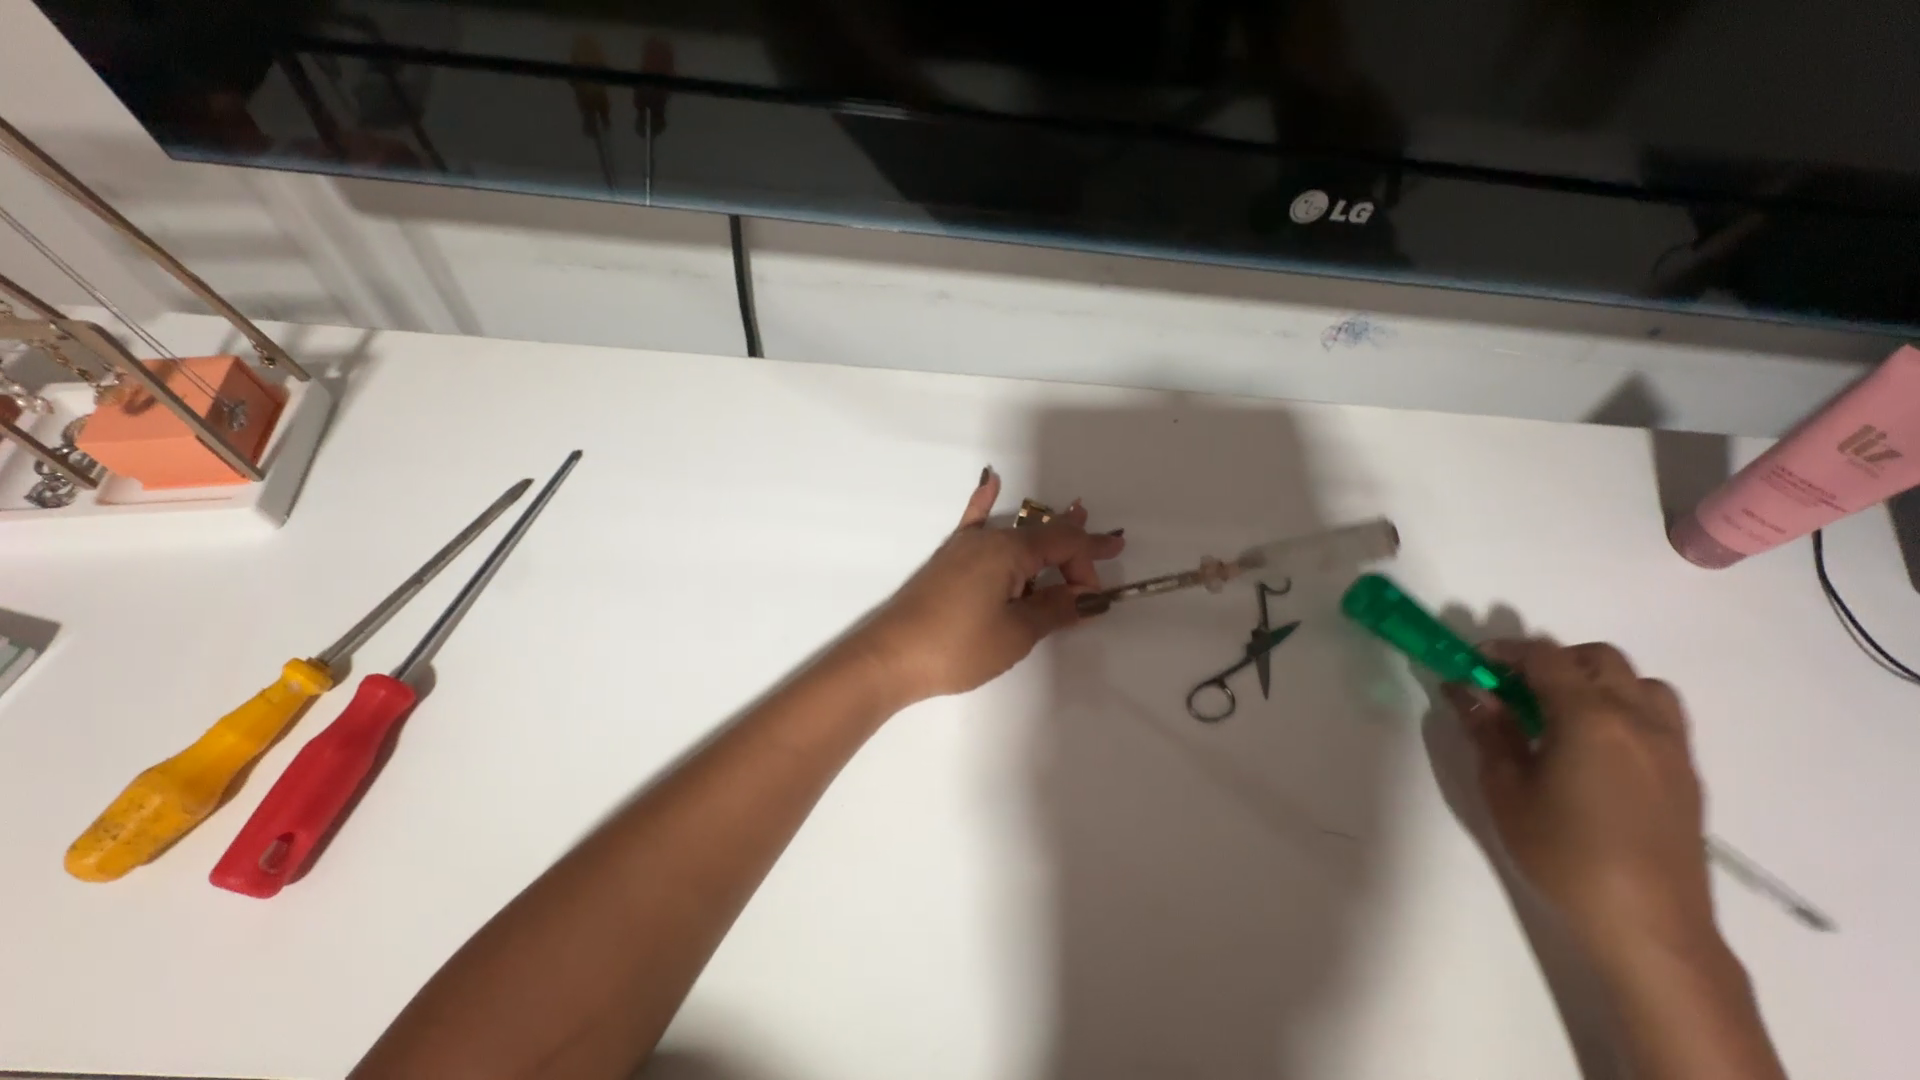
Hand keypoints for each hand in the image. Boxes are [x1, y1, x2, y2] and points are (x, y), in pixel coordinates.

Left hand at [850, 469, 1124, 707]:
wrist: (889, 658)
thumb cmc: (957, 647)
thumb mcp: (1016, 632)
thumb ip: (1055, 610)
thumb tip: (1087, 598)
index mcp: (1009, 551)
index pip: (1063, 545)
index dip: (1088, 566)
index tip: (1097, 599)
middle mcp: (987, 540)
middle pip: (1042, 537)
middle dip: (1076, 548)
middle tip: (1112, 547)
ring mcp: (963, 548)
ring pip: (1016, 534)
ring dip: (1047, 531)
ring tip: (1078, 515)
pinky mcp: (947, 562)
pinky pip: (973, 522)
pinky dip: (985, 502)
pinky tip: (991, 479)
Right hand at [1445, 640, 1715, 962]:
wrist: (1648, 923)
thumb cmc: (1563, 854)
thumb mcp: (1507, 790)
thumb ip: (1489, 731)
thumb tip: (1467, 689)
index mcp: (1589, 717)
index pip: (1546, 657)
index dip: (1506, 652)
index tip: (1474, 665)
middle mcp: (1638, 718)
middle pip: (1598, 658)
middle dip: (1552, 662)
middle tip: (1514, 692)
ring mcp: (1671, 744)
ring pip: (1638, 682)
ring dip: (1596, 682)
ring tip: (1561, 716)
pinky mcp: (1686, 772)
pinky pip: (1659, 715)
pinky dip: (1624, 709)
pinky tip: (1595, 749)